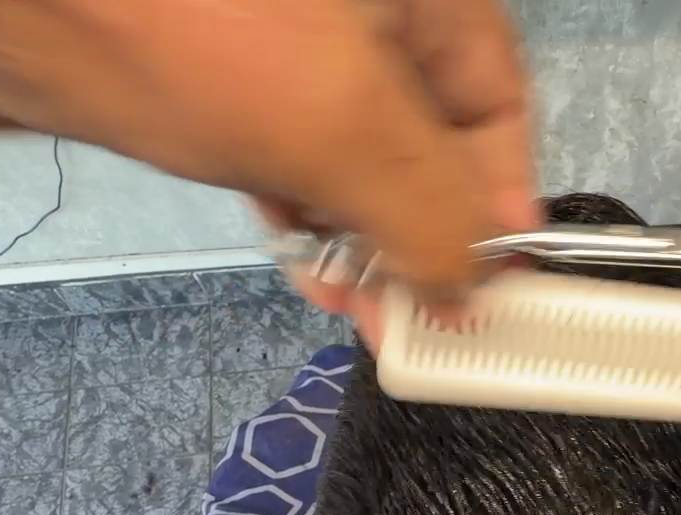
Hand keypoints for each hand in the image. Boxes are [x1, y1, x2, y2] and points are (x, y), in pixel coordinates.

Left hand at [0, 0, 538, 297]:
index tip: (496, 283)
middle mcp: (364, 10)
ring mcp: (292, 44)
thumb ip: (431, 207)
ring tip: (372, 310)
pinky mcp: (229, 83)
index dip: (503, 197)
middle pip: (433, 138)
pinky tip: (319, 273)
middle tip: (427, 318)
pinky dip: (317, 224)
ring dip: (374, 243)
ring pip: (366, 161)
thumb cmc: (177, 16)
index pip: (495, 97)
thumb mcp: (337, 118)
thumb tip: (474, 283)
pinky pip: (302, 164)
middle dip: (432, 233)